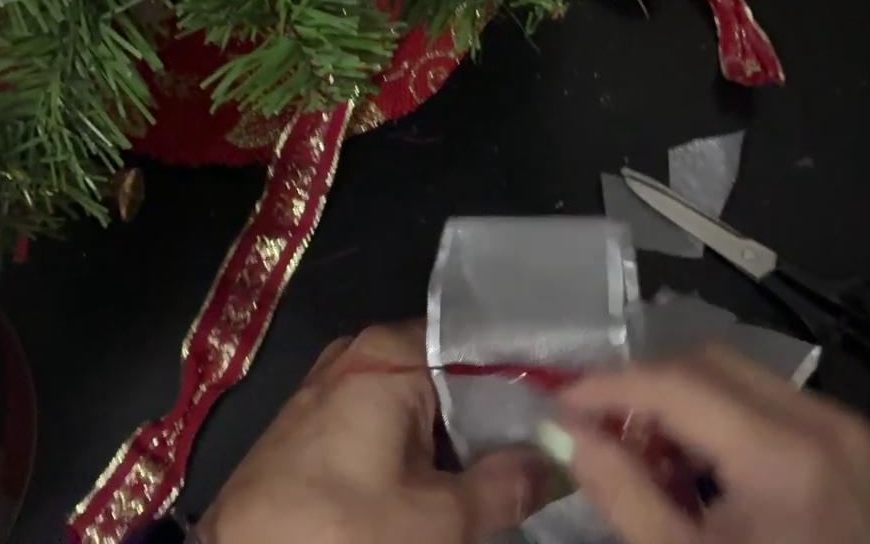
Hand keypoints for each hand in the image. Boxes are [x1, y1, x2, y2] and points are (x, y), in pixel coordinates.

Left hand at [201, 322, 545, 543]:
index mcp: (390, 351)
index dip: (519, 376)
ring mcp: (331, 383)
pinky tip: (438, 476)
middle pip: (445, 372)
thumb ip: (506, 485)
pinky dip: (412, 443)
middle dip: (487, 411)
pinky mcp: (313, 421)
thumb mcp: (439, 519)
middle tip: (537, 443)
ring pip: (413, 398)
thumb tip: (554, 463)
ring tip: (497, 463)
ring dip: (450, 434)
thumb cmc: (343, 527)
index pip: (476, 345)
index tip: (556, 404)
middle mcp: (359, 352)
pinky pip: (380, 417)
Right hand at [559, 346, 869, 543]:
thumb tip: (567, 431)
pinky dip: (714, 417)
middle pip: (704, 363)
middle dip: (644, 389)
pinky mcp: (848, 444)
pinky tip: (693, 466)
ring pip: (731, 373)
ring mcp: (842, 430)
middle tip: (602, 430)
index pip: (675, 384)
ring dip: (677, 400)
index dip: (608, 386)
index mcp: (784, 456)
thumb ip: (621, 492)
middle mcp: (820, 422)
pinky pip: (762, 398)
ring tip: (648, 456)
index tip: (560, 403)